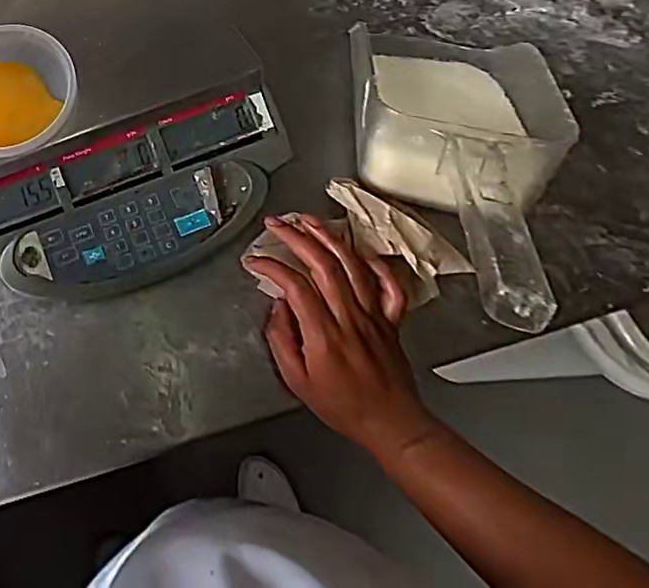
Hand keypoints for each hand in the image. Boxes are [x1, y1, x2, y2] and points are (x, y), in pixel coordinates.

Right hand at [244, 213, 443, 460]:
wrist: (395, 427)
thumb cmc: (342, 406)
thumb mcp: (295, 378)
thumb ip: (280, 337)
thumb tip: (277, 305)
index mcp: (325, 335)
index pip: (295, 286)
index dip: (271, 267)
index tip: (253, 262)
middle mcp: (352, 320)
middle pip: (325, 266)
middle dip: (297, 238)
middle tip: (275, 224)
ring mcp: (376, 318)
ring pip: (354, 267)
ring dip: (330, 238)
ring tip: (309, 221)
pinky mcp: (392, 322)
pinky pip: (391, 286)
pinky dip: (377, 264)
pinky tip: (359, 249)